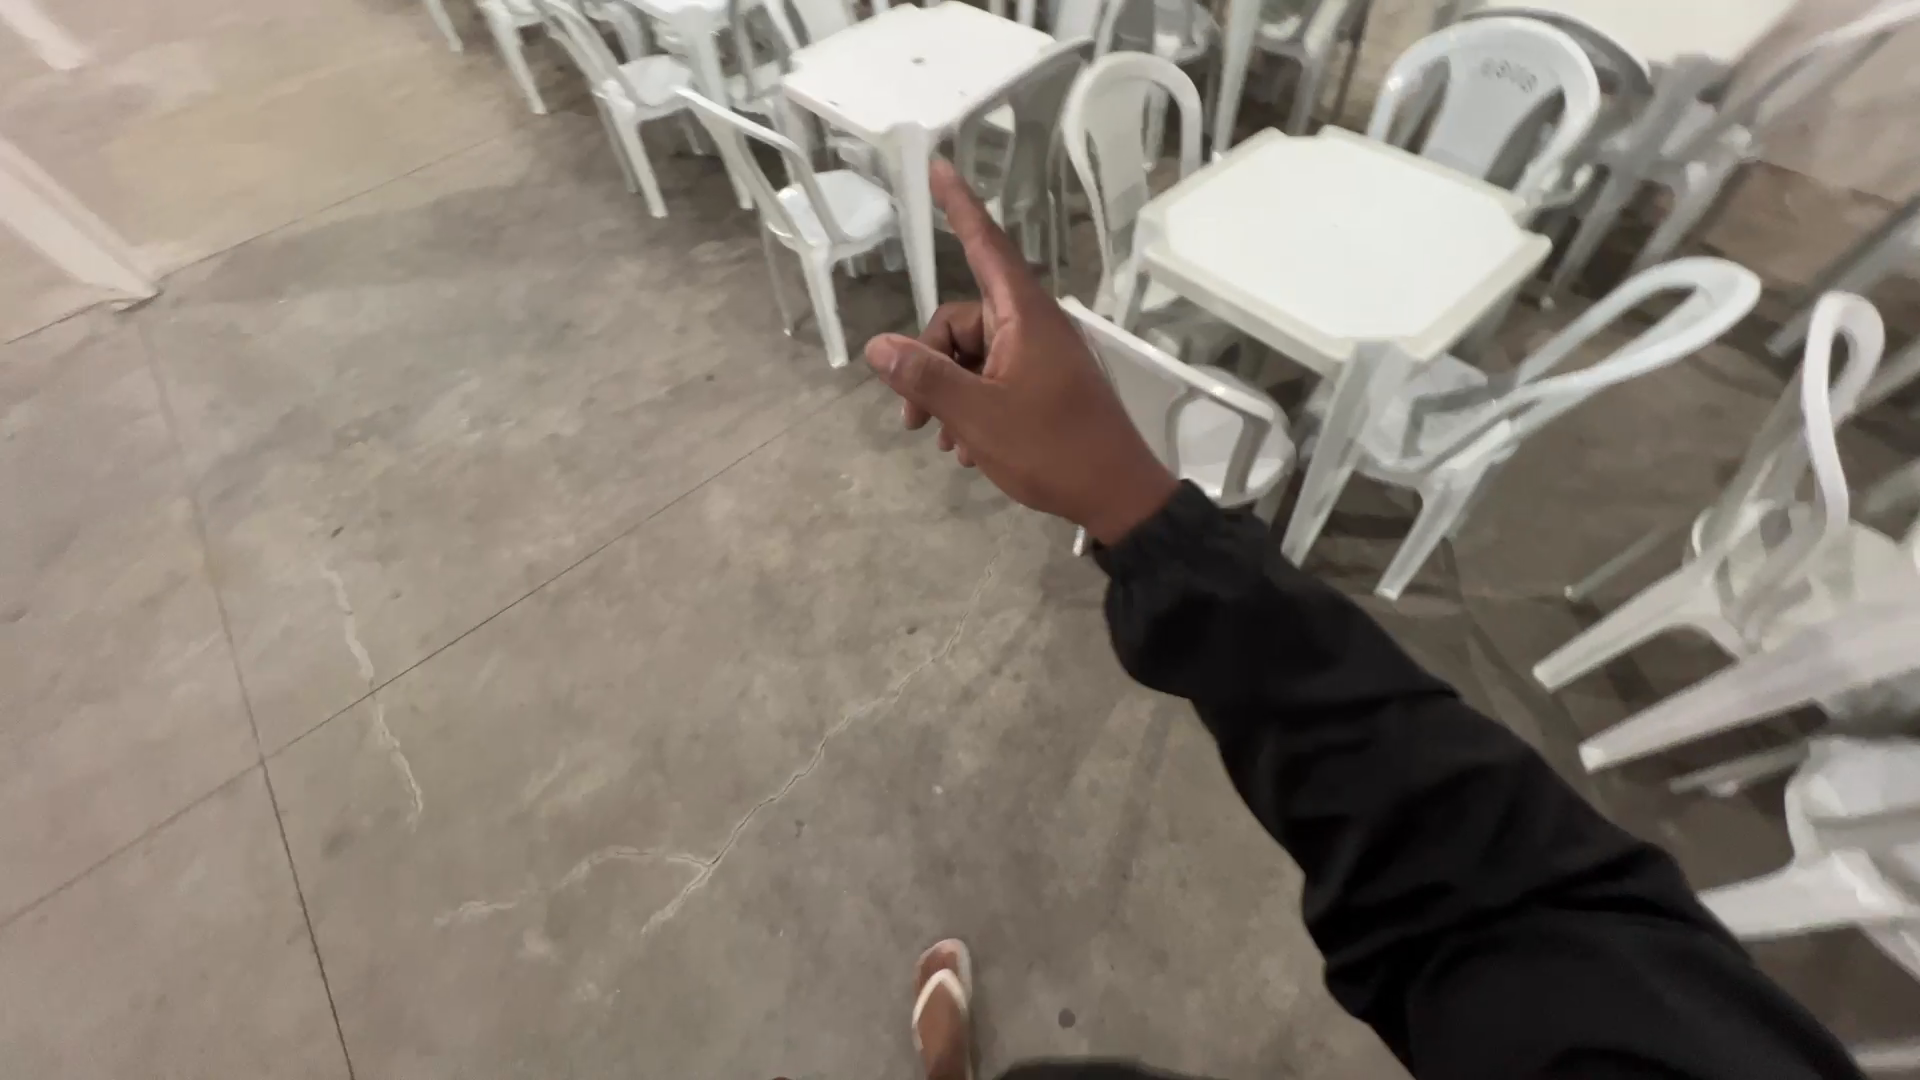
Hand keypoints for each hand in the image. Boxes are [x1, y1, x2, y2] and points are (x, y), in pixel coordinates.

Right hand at [863, 160, 1177, 545]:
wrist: (1116, 495)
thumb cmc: (1050, 449)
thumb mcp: (978, 417)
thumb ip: (926, 380)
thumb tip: (879, 347)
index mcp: (1023, 317)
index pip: (985, 245)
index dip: (958, 206)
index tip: (937, 166)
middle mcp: (1033, 327)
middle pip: (962, 322)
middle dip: (929, 366)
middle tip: (913, 422)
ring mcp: (1042, 359)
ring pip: (975, 359)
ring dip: (950, 395)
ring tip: (945, 443)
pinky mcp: (1047, 387)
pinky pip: (997, 381)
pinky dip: (975, 407)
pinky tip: (967, 448)